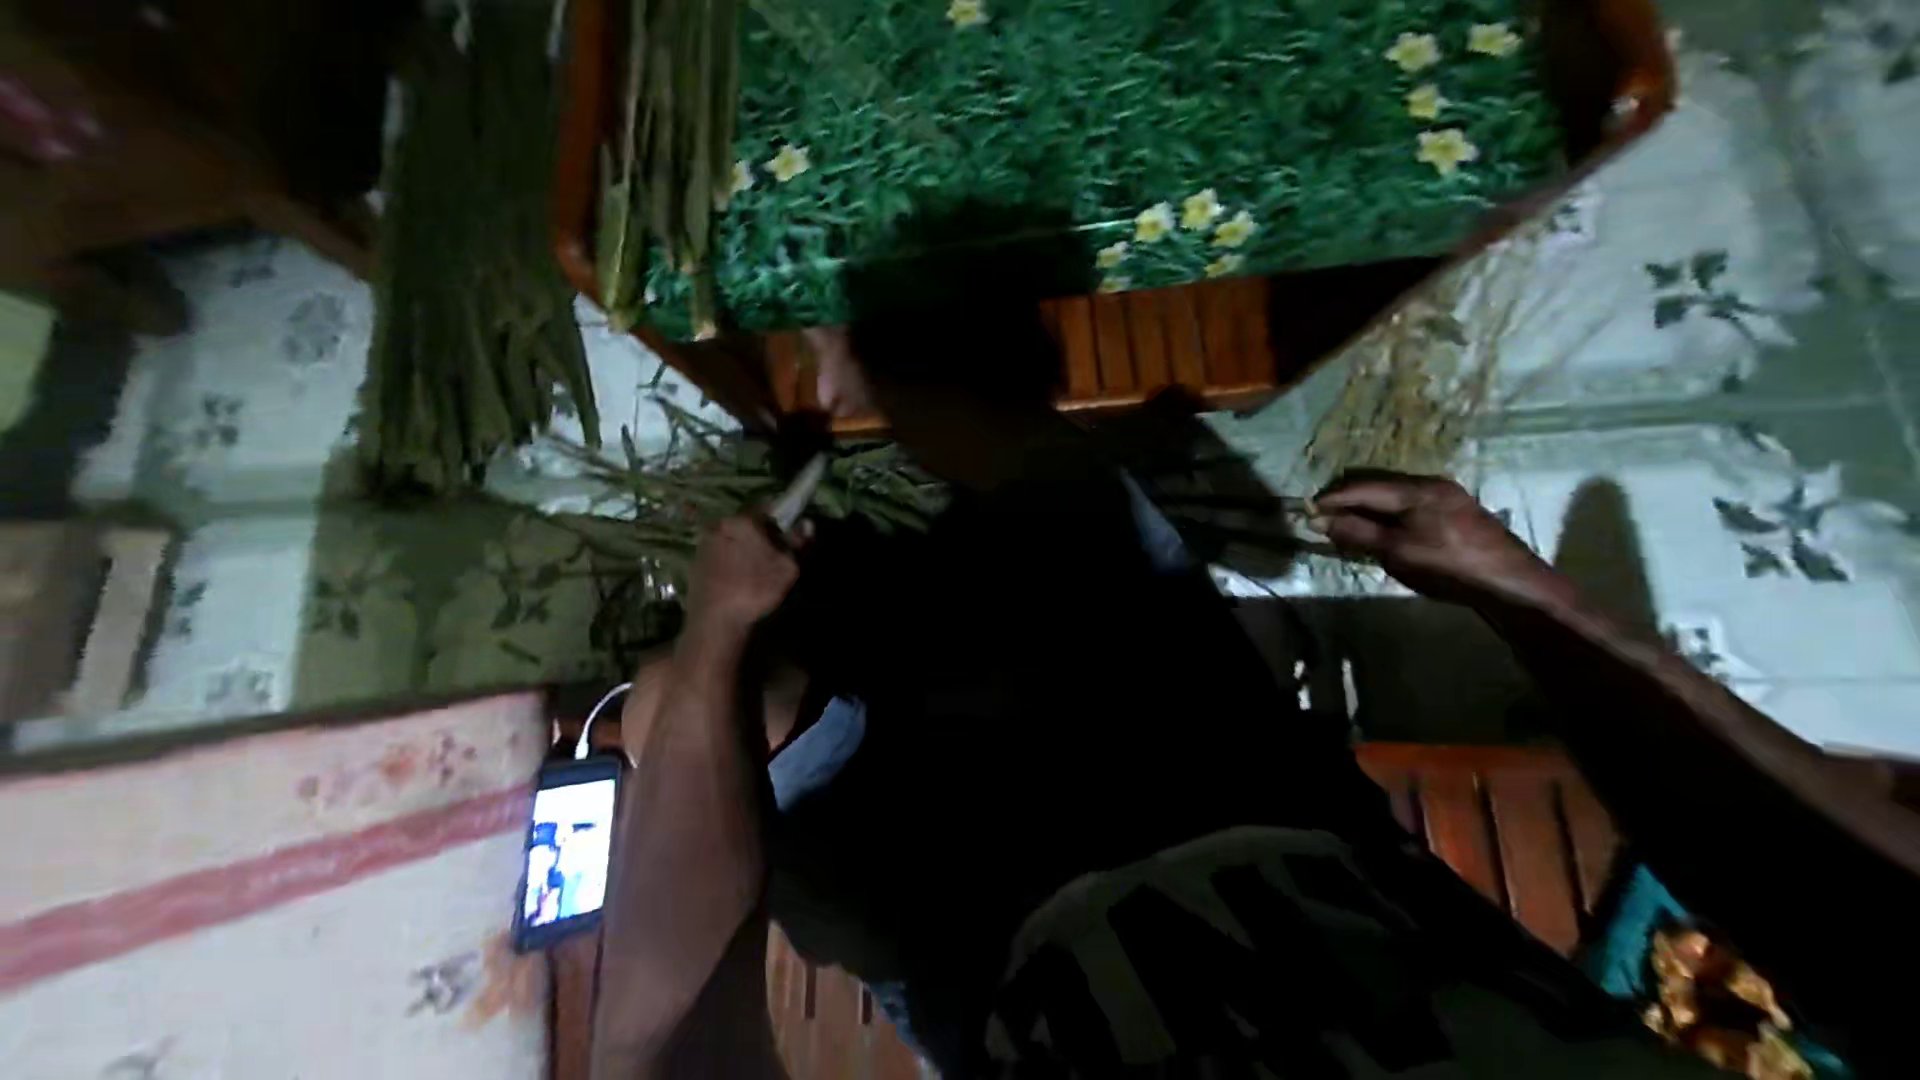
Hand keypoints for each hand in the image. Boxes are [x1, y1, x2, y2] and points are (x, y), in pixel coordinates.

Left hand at [684, 515, 802, 642]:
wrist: (715, 620)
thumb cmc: (756, 588)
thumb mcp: (788, 567)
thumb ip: (797, 542)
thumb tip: (807, 522)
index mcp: (742, 521)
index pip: (765, 506)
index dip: (780, 516)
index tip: (788, 531)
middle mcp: (719, 525)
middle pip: (745, 523)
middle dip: (760, 533)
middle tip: (773, 553)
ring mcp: (703, 545)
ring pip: (730, 539)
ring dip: (742, 547)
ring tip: (753, 570)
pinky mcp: (693, 564)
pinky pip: (717, 556)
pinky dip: (728, 562)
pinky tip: (736, 581)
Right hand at [1311, 470, 1575, 609]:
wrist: (1510, 584)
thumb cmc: (1447, 566)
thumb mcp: (1395, 551)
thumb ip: (1356, 531)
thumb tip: (1319, 519)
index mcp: (1415, 489)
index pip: (1360, 487)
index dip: (1330, 498)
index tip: (1306, 511)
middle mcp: (1429, 483)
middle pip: (1374, 484)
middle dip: (1345, 500)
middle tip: (1323, 520)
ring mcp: (1444, 494)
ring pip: (1390, 493)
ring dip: (1364, 507)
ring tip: (1346, 527)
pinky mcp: (1452, 509)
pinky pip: (1405, 502)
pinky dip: (1384, 512)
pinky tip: (1378, 530)